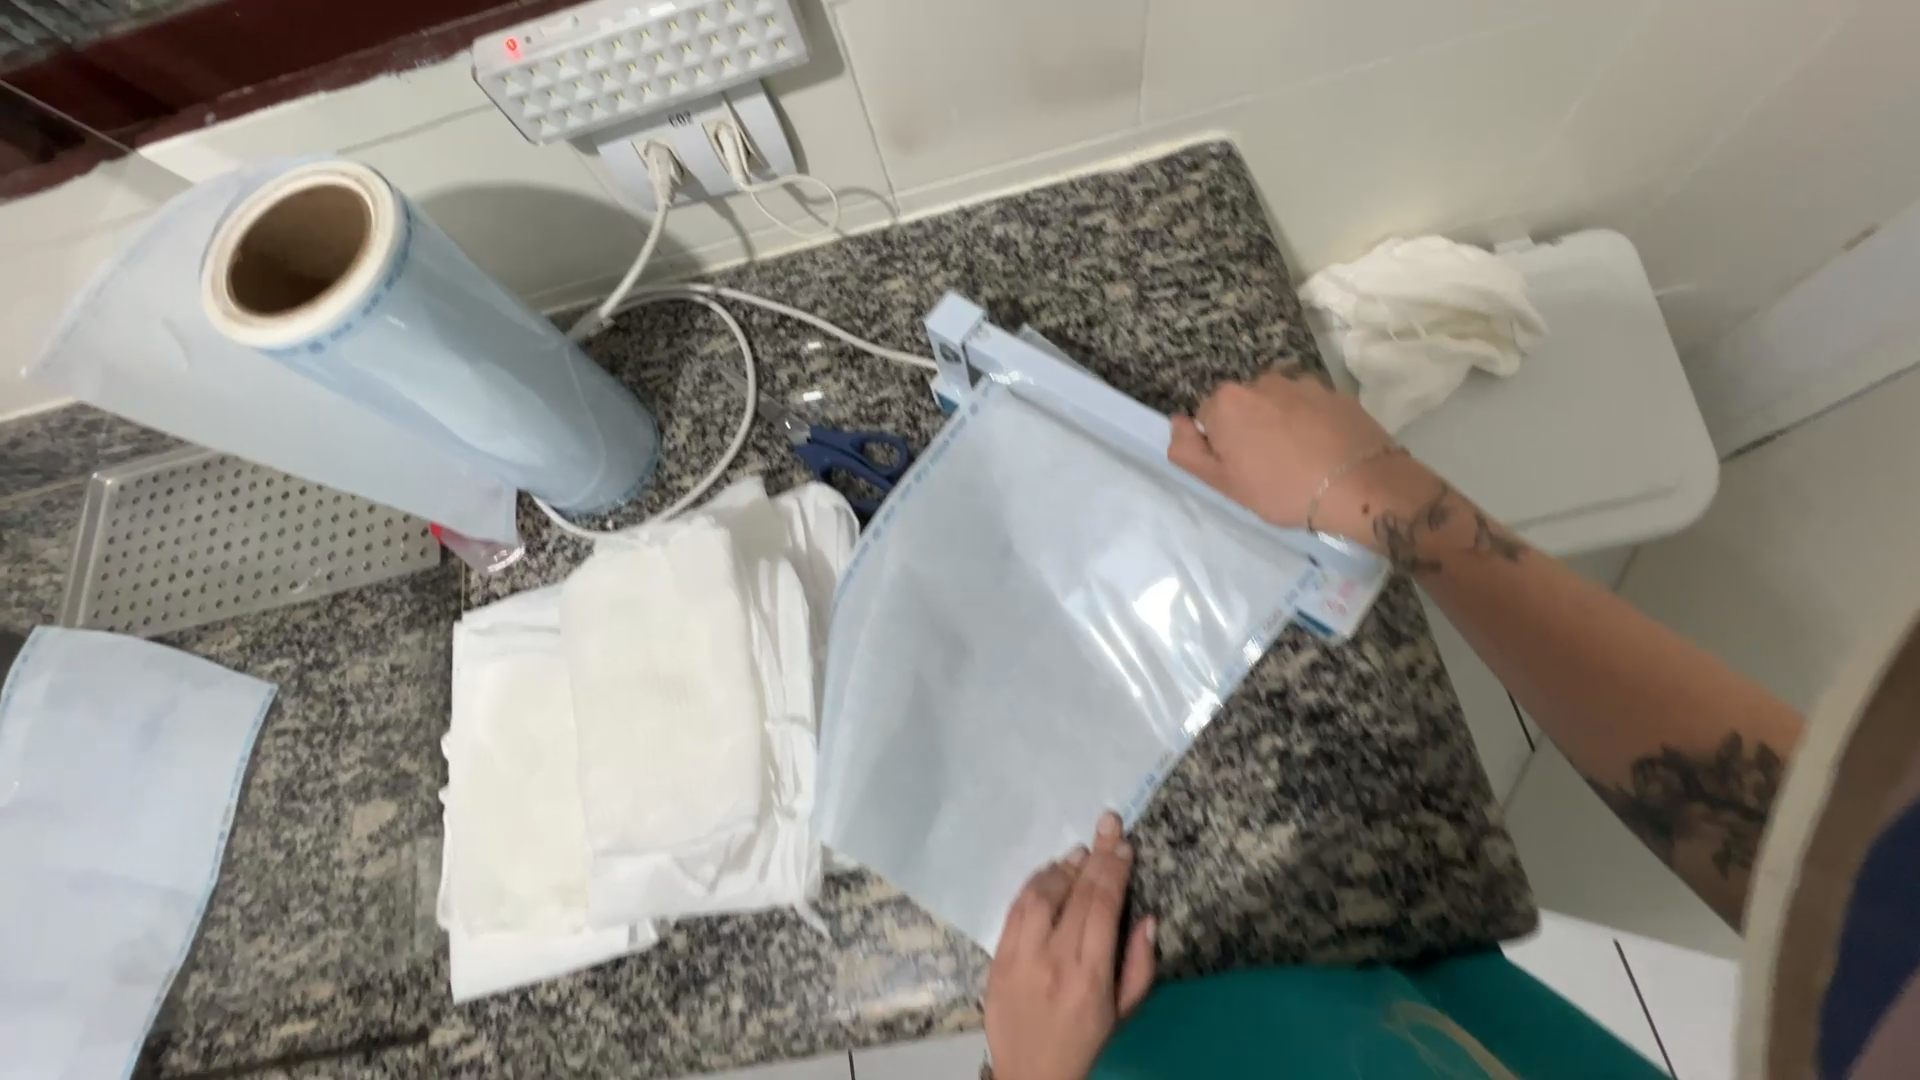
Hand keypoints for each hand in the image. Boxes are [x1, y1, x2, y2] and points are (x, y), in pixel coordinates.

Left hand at [984, 812, 1156, 1079]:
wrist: (1029, 1073)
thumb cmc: (1085, 1040)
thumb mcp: (1124, 1012)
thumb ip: (1139, 965)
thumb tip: (1148, 917)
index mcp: (1090, 976)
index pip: (1103, 908)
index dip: (1114, 871)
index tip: (1124, 845)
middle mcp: (1054, 959)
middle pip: (1077, 894)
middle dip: (1096, 855)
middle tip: (1108, 823)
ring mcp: (1021, 955)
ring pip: (1042, 894)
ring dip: (1064, 867)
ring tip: (1081, 852)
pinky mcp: (998, 954)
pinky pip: (1017, 907)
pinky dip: (1035, 883)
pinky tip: (1052, 872)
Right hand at [1168, 369, 1435, 546]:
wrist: (1360, 486)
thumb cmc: (1281, 489)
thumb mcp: (1222, 483)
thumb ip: (1187, 451)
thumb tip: (1178, 423)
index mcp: (1227, 402)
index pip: (1206, 420)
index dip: (1219, 447)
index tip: (1238, 470)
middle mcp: (1261, 381)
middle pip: (1241, 407)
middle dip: (1247, 430)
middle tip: (1266, 468)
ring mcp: (1301, 384)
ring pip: (1275, 404)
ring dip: (1277, 424)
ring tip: (1297, 459)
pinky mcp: (1334, 392)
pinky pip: (1307, 407)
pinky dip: (1308, 423)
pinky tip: (1320, 451)